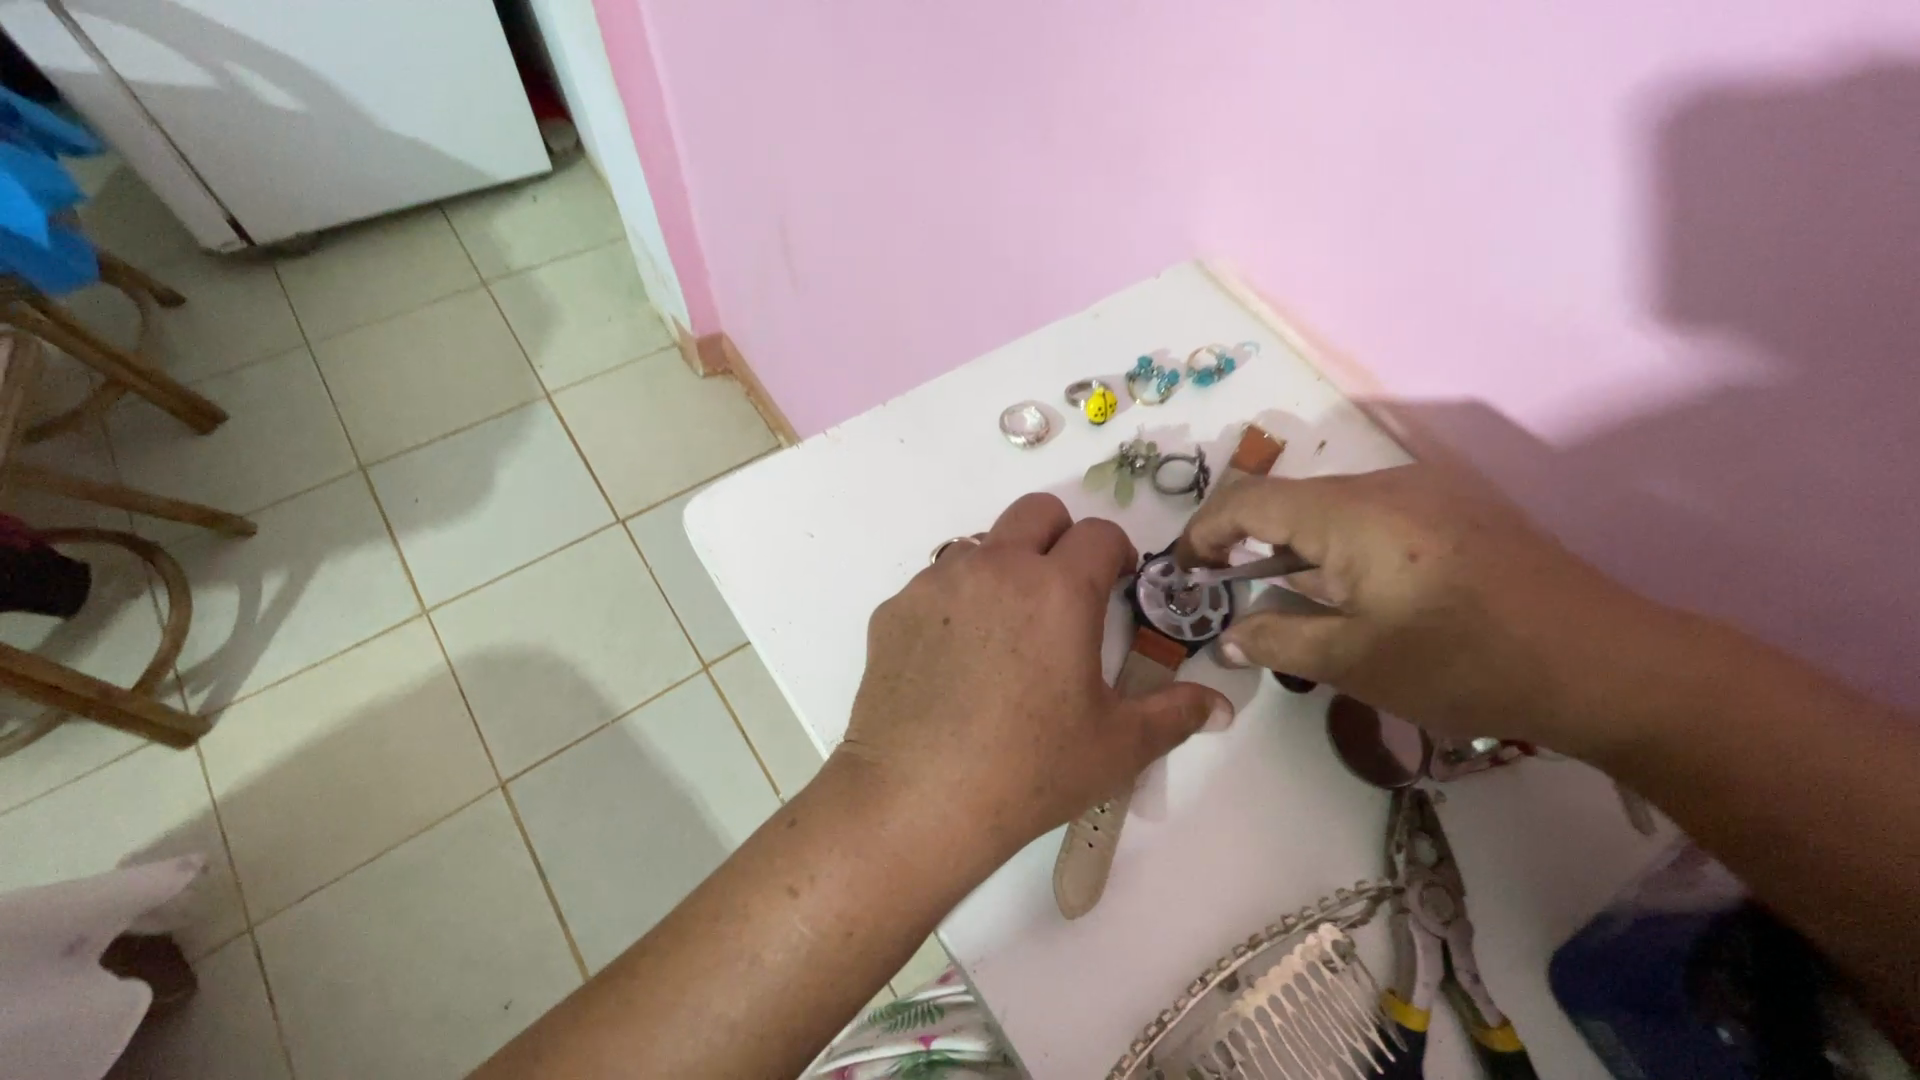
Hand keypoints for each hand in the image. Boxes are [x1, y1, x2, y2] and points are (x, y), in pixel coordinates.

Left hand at [833, 493, 1229, 862]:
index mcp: (1057, 588)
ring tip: (1005, 631)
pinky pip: (934, 585)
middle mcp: (995, 567)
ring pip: (981, 544)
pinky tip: (954, 662)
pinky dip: (954, 604)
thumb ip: (1174, 714)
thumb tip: (1218, 706)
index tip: (1115, 584)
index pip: (1098, 533)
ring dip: (1003, 568)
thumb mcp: (1117, 747)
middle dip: (1060, 537)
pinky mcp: (893, 610)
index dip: (1115, 553)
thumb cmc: (1029, 770)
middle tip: (1064, 591)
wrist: (917, 799)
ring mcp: (936, 584)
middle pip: (1036, 511)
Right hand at [1178, 464, 1660, 745]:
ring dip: (1295, 549)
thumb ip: (1276, 639)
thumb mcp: (1355, 662)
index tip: (1183, 574)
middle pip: (1286, 501)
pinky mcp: (1456, 508)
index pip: (1245, 501)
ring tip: (1297, 604)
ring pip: (1329, 508)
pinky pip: (1371, 514)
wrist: (1608, 663)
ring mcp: (1426, 490)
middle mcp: (1382, 484)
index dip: (1202, 534)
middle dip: (1247, 546)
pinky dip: (1338, 546)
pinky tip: (1358, 593)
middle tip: (1234, 599)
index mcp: (1349, 513)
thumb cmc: (1465, 663)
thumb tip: (1227, 636)